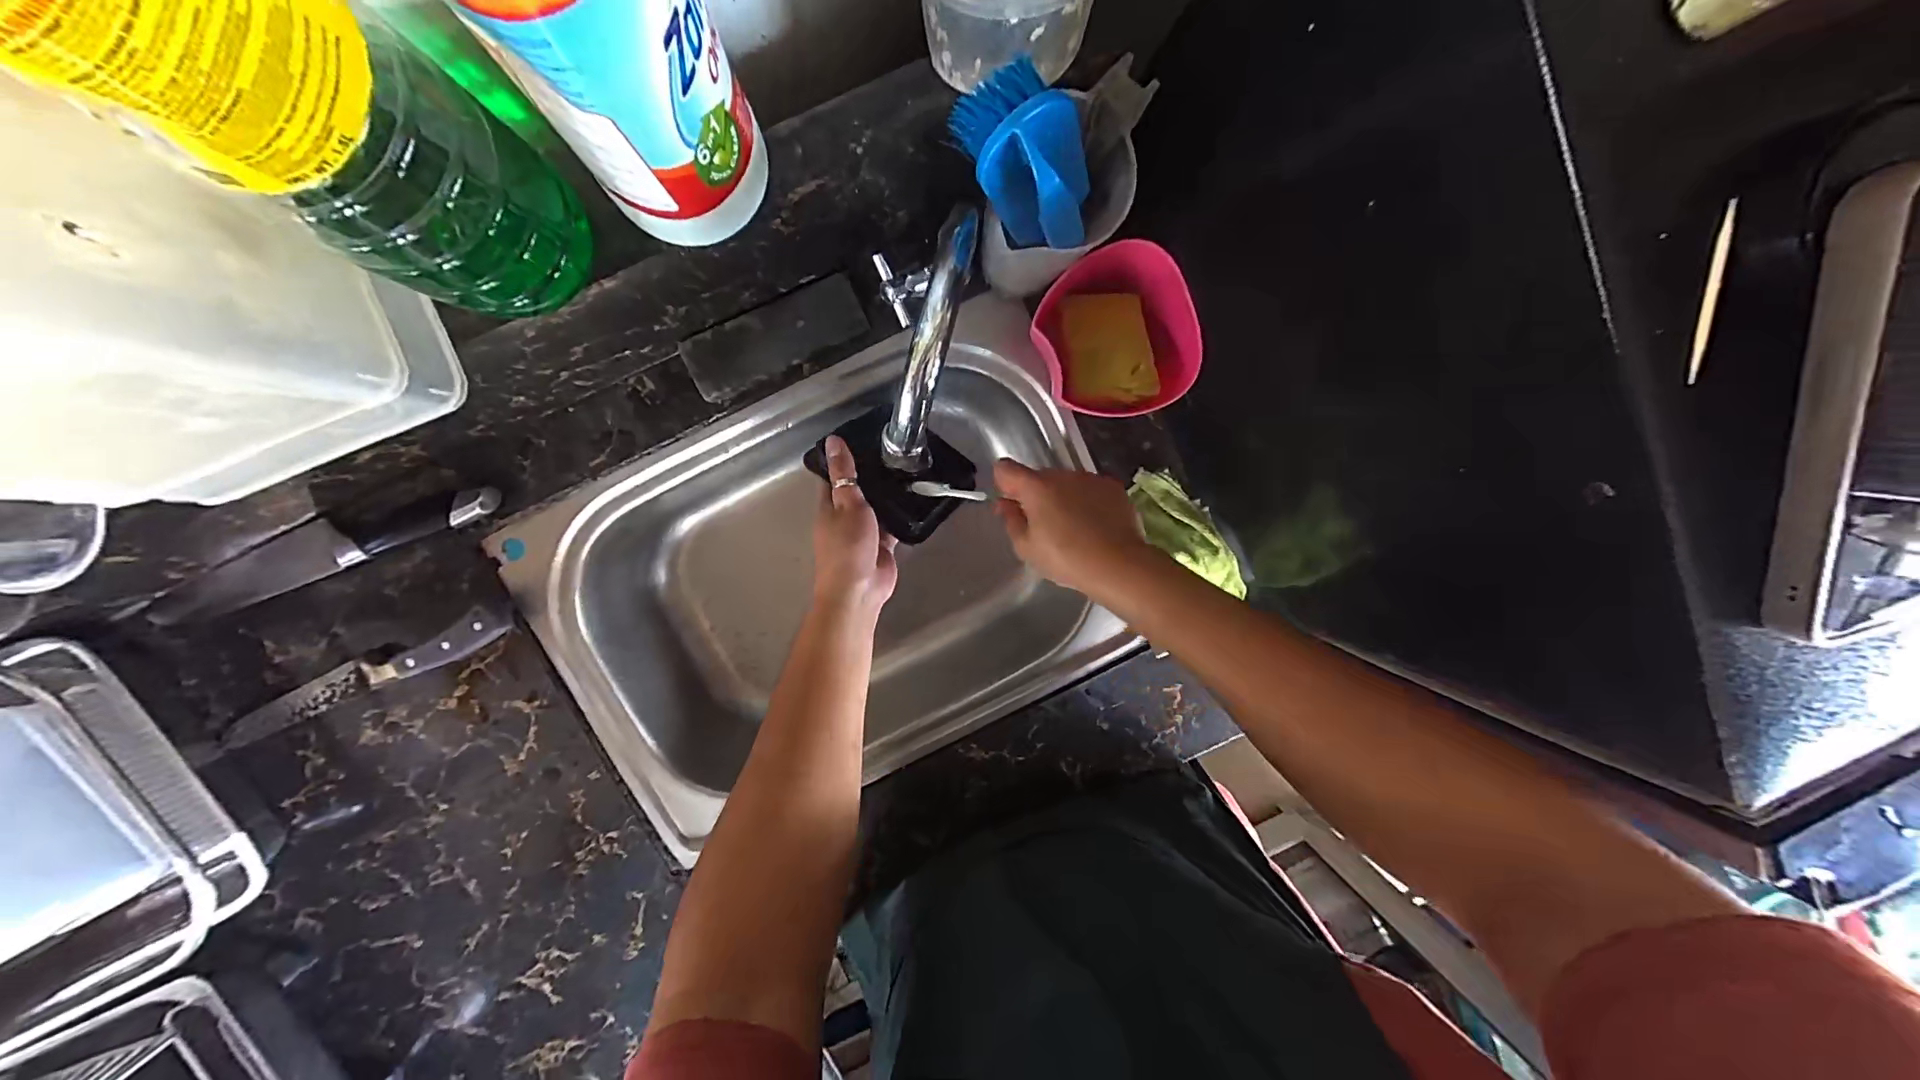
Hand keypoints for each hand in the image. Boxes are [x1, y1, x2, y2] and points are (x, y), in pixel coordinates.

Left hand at [813, 436, 897, 617]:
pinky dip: (901, 515)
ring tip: (909, 468)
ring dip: (889, 494)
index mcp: (829, 505)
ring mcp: (864, 531)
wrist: (859, 590)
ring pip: (877, 506)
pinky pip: (892, 524)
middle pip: (859, 490)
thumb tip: (832, 441)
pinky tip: (915, 498)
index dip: (845, 457)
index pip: (835, 475)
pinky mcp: (882, 544)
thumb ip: (845, 474)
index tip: (863, 438)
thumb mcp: (847, 504)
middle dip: (873, 474)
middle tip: (895, 451)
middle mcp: (845, 516)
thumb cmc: (847, 546)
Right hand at [992, 460, 1159, 601]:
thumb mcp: (1027, 548)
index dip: (1004, 485)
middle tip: (1043, 527)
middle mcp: (1062, 475)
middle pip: (1039, 478)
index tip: (1012, 506)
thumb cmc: (1066, 559)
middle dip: (1036, 496)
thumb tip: (1005, 505)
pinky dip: (1087, 502)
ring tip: (1072, 529)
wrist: (1117, 564)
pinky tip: (1093, 525)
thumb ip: (1011, 520)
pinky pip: (1090, 489)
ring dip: (1063, 498)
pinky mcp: (1112, 487)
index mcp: (1035, 487)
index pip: (1006, 469)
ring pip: (1066, 483)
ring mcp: (1090, 478)